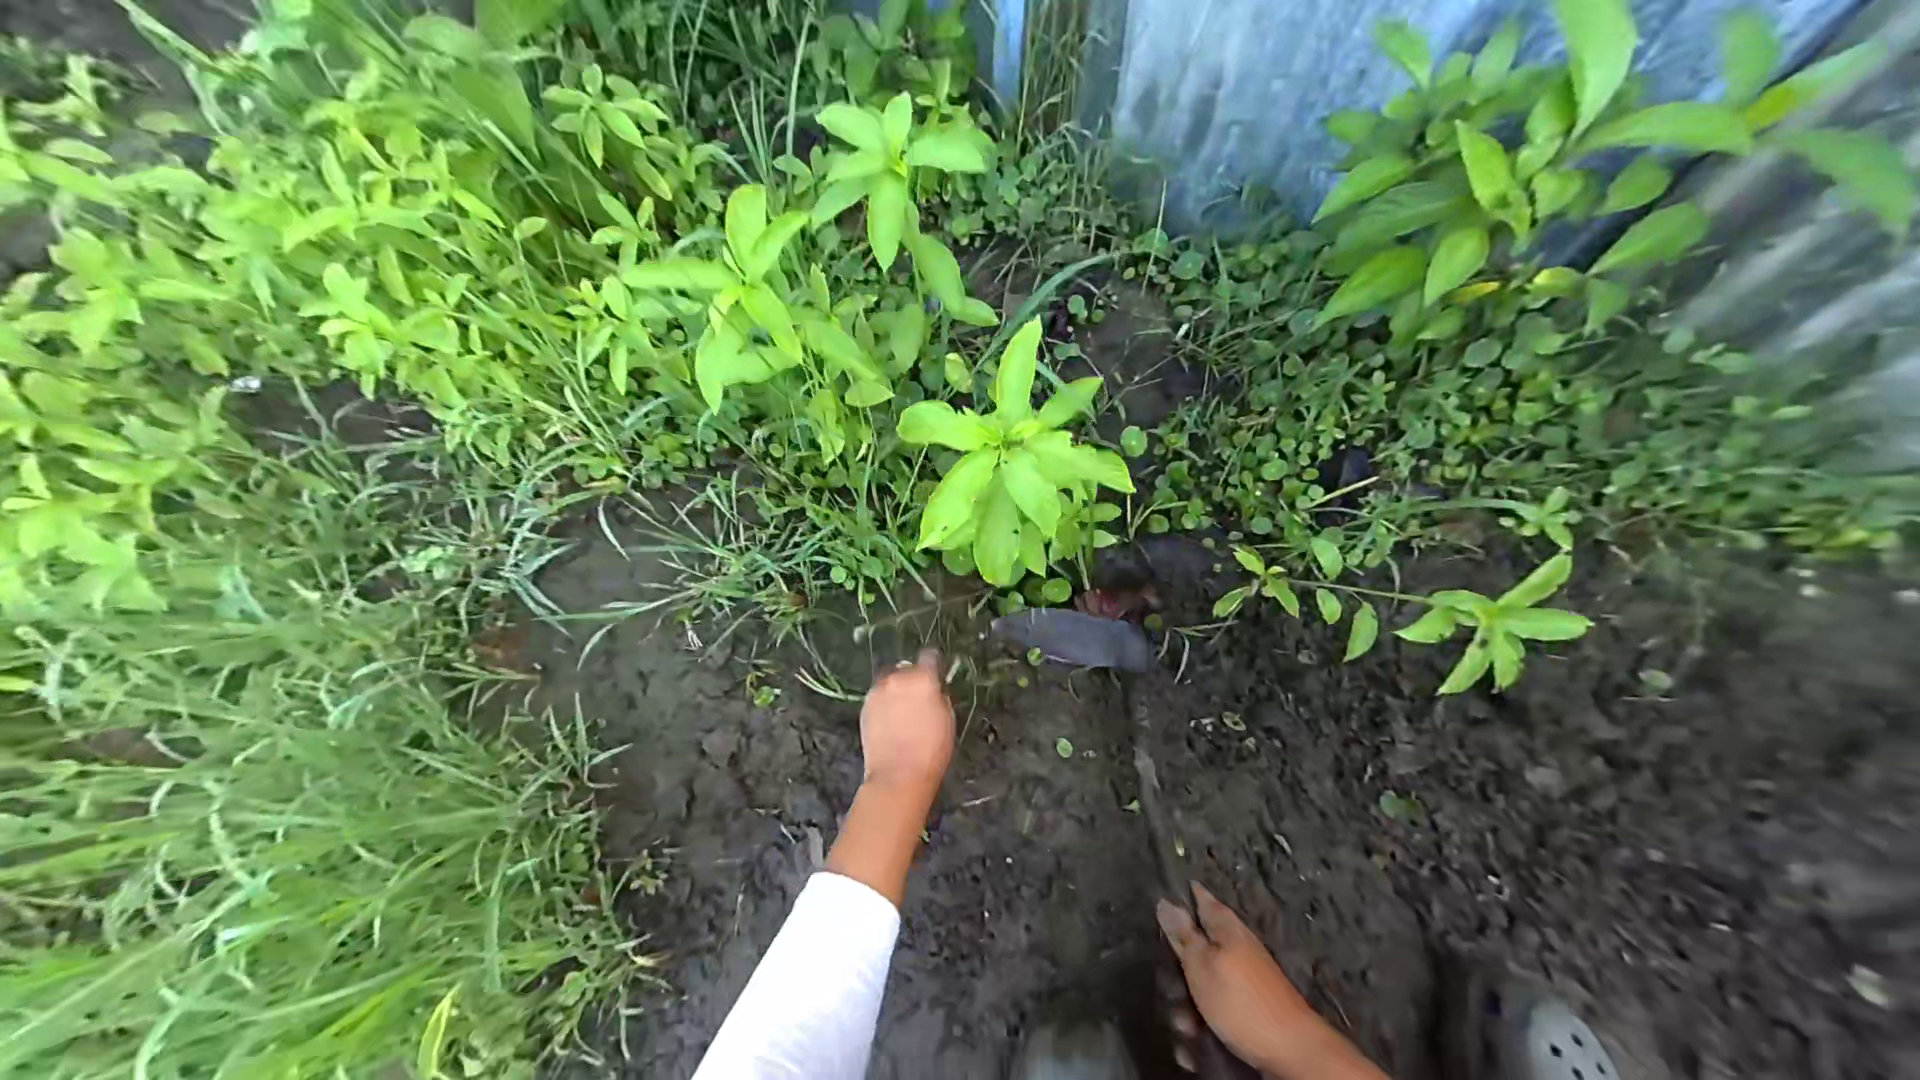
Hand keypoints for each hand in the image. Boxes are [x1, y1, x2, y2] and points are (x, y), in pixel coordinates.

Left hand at [857, 648, 953, 795]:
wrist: (898, 775)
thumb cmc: (931, 750)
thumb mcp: (947, 718)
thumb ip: (938, 696)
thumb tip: (933, 690)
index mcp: (923, 679)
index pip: (929, 657)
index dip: (933, 665)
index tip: (934, 673)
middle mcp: (898, 678)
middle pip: (907, 668)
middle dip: (913, 678)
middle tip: (918, 697)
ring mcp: (878, 691)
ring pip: (890, 681)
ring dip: (896, 689)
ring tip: (902, 710)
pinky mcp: (864, 706)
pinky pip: (878, 696)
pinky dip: (884, 702)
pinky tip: (890, 720)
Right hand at [1158, 884, 1311, 1072]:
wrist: (1294, 1054)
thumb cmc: (1242, 1002)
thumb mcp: (1202, 965)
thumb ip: (1184, 935)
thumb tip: (1166, 901)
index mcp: (1226, 928)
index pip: (1202, 899)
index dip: (1185, 895)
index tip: (1163, 896)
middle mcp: (1236, 948)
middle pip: (1197, 947)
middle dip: (1178, 970)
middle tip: (1170, 987)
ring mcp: (1244, 980)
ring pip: (1203, 983)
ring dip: (1187, 1006)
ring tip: (1184, 1027)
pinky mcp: (1247, 1009)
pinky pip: (1216, 1010)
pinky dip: (1203, 1025)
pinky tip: (1193, 1046)